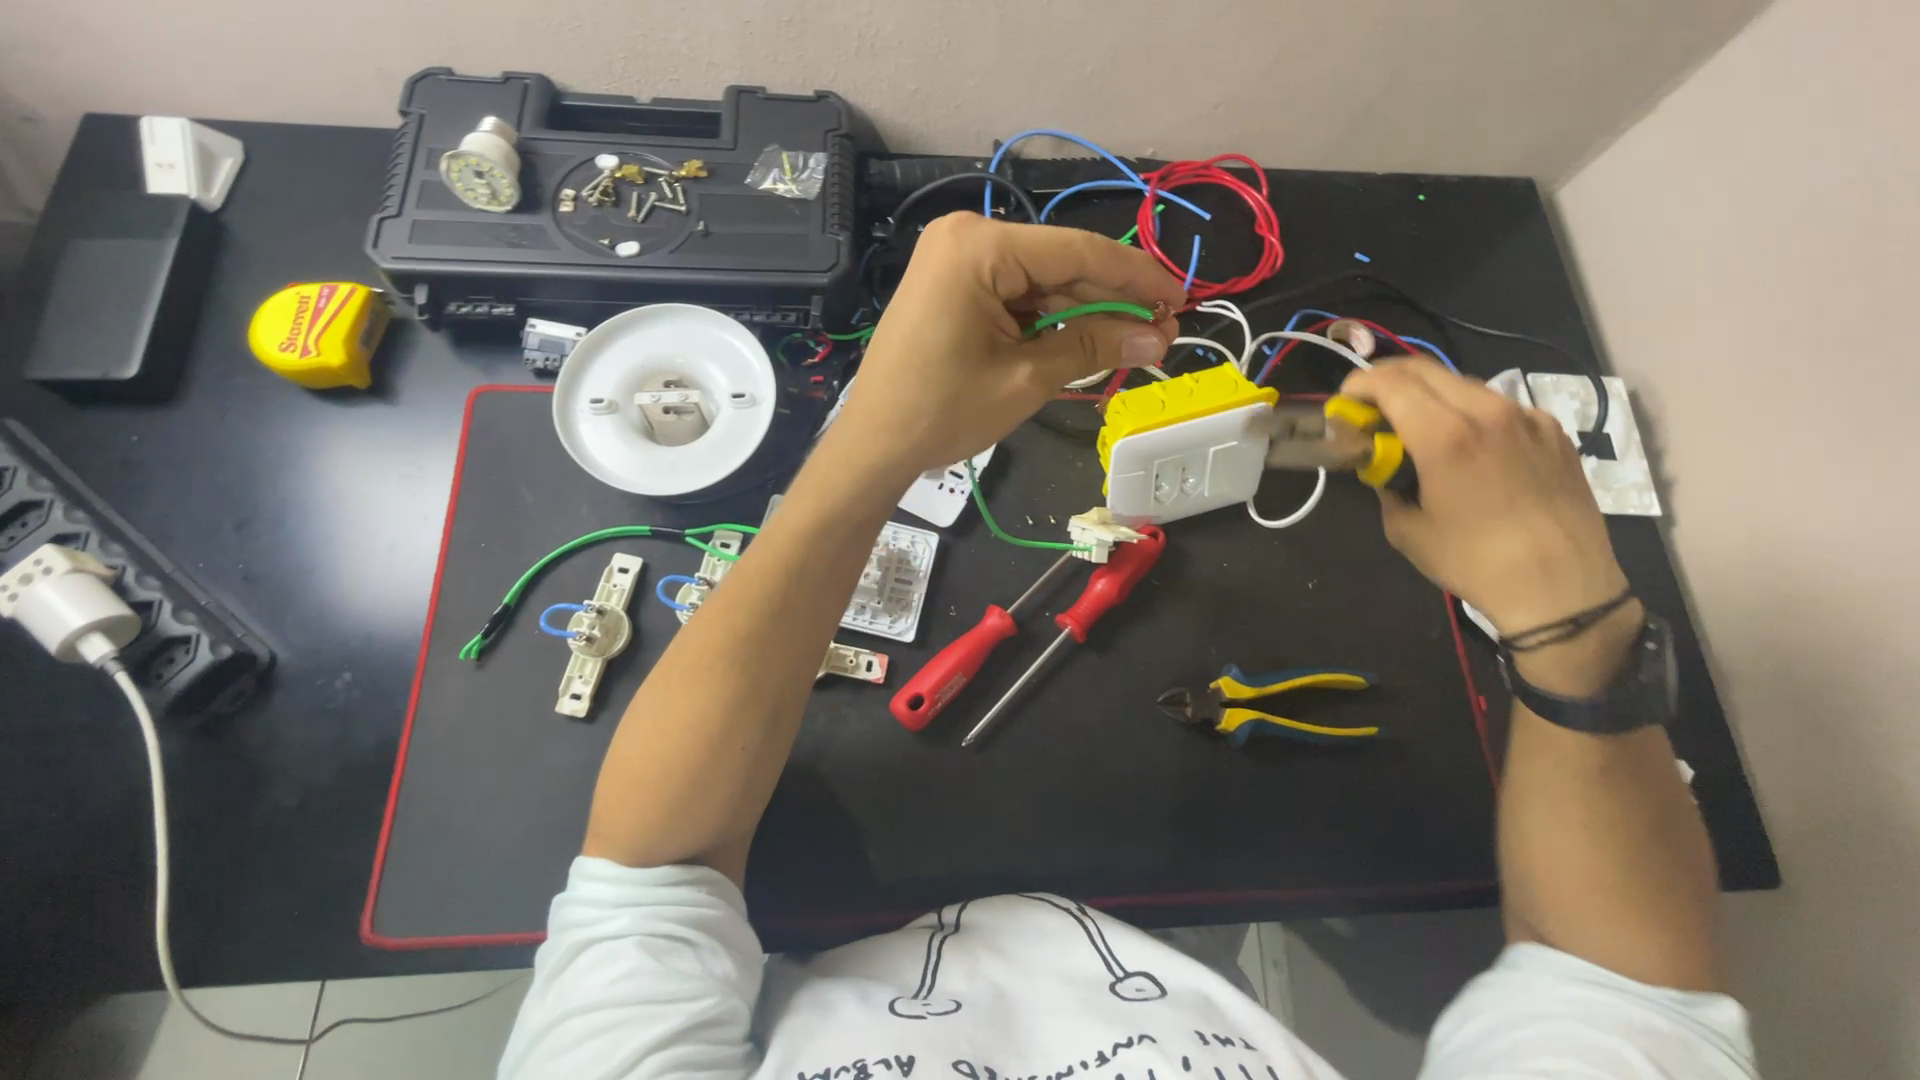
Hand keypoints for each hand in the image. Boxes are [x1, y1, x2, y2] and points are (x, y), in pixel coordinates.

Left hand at [832, 212, 1186, 480]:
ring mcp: (955, 260)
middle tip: (1162, 331)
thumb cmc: (942, 412)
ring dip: (1084, 312)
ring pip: (1040, 281)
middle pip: (1060, 264)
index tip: (1182, 299)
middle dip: (1111, 300)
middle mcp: (966, 237)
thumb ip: (1093, 347)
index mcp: (979, 247)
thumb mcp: (1025, 379)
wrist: (874, 443)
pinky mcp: (951, 285)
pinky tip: (1086, 340)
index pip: (1078, 252)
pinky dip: (1049, 319)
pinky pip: (1014, 294)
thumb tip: (1160, 336)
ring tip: (1133, 342)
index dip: (1136, 276)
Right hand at [1337, 358, 1626, 635]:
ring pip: (1463, 384)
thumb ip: (1387, 484)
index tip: (1344, 403)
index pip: (1390, 383)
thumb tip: (1383, 464)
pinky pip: (1499, 407)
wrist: (1561, 587)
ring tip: (1416, 428)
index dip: (1358, 385)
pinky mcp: (1552, 431)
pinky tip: (1466, 447)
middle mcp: (1488, 412)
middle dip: (1388, 381)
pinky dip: (1469, 413)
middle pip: (1425, 370)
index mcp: (1445, 436)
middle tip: (1370, 407)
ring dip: (1429, 395)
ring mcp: (1527, 417)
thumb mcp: (1406, 528)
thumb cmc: (1473, 562)